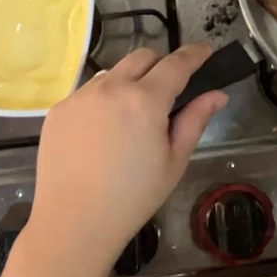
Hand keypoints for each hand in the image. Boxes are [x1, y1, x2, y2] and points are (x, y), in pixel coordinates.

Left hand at [30, 44, 226, 272]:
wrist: (73, 223)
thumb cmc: (133, 198)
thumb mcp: (174, 161)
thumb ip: (195, 120)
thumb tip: (217, 94)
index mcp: (145, 100)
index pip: (176, 63)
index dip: (195, 54)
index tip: (205, 52)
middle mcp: (111, 87)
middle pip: (143, 56)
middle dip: (162, 64)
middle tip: (170, 89)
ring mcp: (80, 96)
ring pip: (113, 72)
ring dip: (130, 80)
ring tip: (133, 114)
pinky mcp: (59, 109)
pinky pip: (88, 92)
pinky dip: (104, 99)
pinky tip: (104, 131)